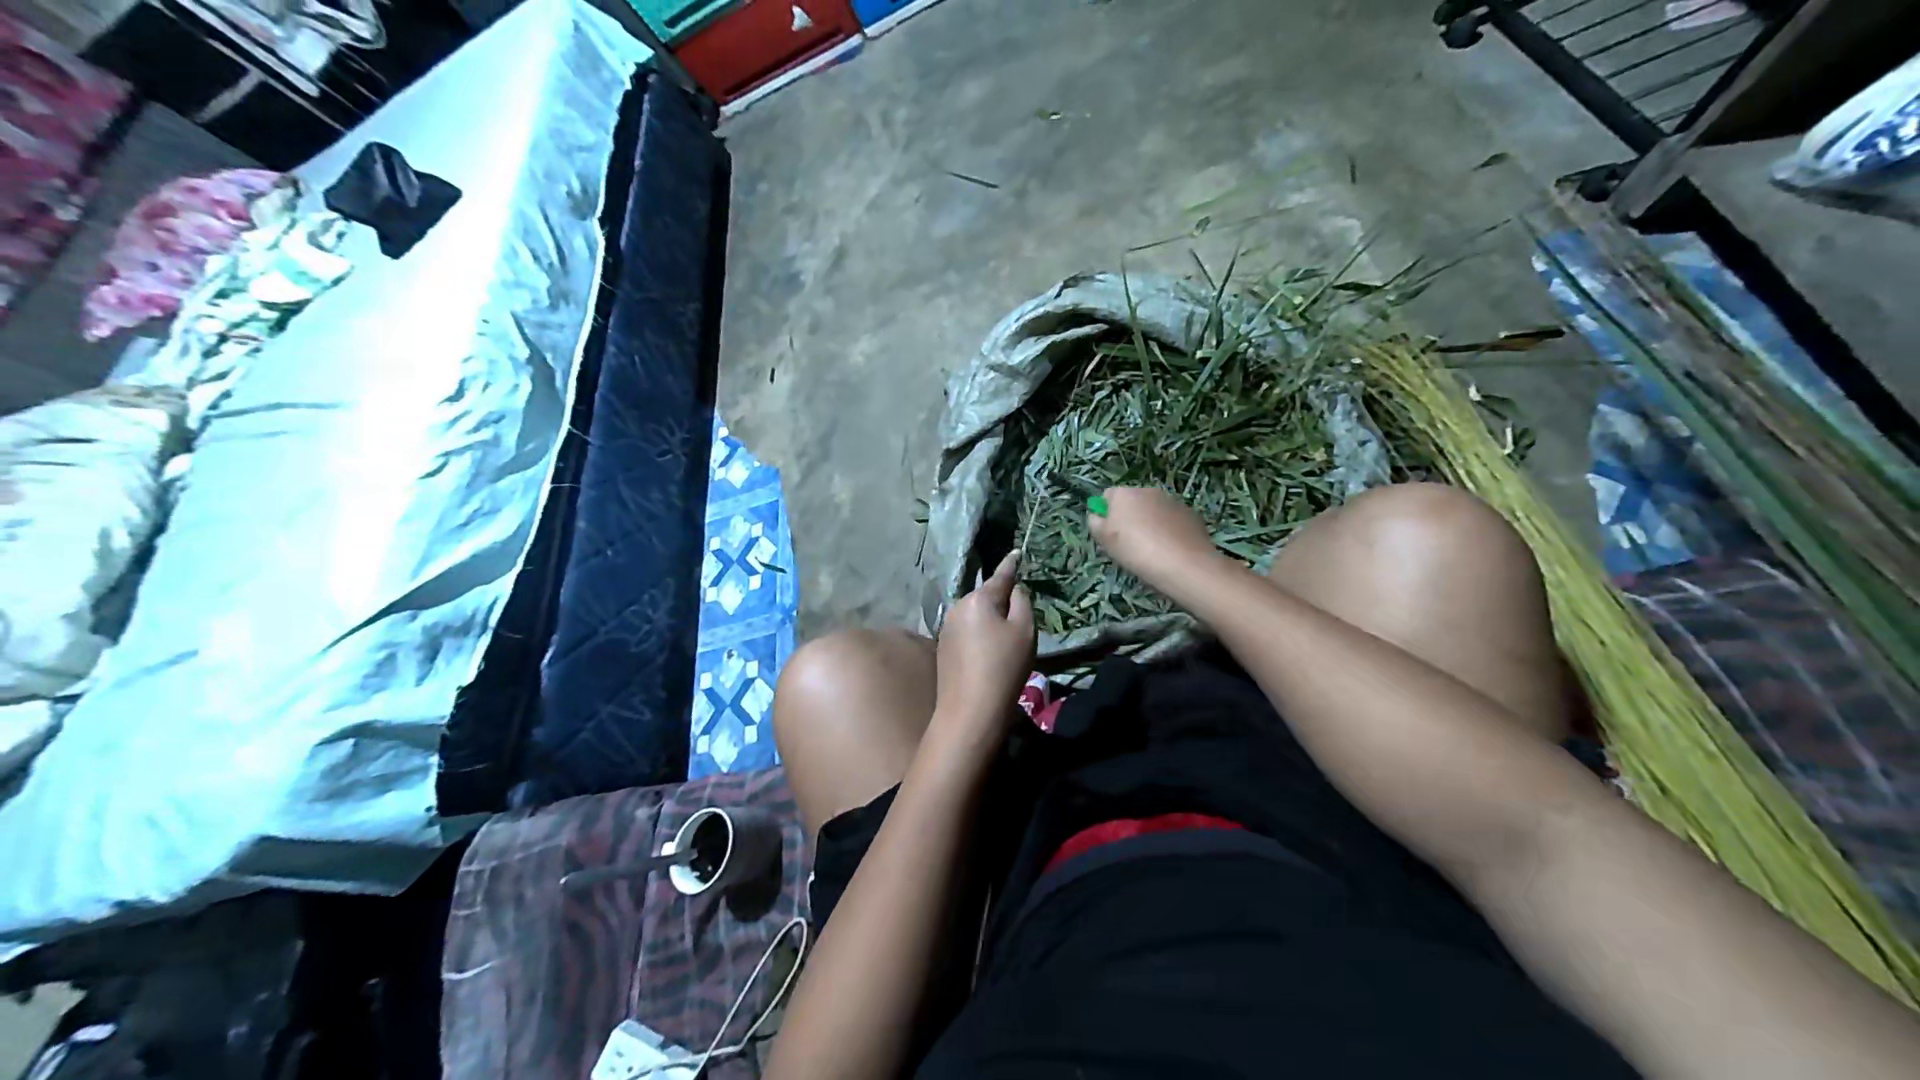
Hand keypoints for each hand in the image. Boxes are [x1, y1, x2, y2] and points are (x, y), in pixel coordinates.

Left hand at [932, 550, 1034, 747]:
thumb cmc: (1003, 667)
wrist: (970, 711)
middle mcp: (957, 607)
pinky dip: (979, 637)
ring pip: (976, 615)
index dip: (1011, 564)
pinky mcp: (942, 648)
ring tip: (1005, 645)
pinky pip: (967, 632)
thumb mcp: (1024, 630)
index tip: (1016, 552)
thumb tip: (1013, 589)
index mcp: (978, 599)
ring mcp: (946, 628)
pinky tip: (987, 656)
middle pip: (986, 597)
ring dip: (990, 621)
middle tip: (1021, 623)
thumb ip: (1022, 601)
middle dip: (1002, 603)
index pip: (1000, 575)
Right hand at [1086, 487, 1223, 593]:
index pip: (1108, 495)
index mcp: (1123, 494)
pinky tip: (1170, 548)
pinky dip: (1169, 528)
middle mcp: (1148, 490)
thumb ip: (1095, 524)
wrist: (1184, 564)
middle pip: (1132, 500)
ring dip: (1150, 522)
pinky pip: (1172, 518)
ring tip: (1152, 548)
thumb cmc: (1136, 551)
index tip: (1109, 533)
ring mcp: (1172, 501)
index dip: (1106, 513)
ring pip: (1154, 509)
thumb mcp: (1105, 541)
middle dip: (1130, 516)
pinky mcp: (1190, 513)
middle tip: (1129, 542)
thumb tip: (1096, 515)